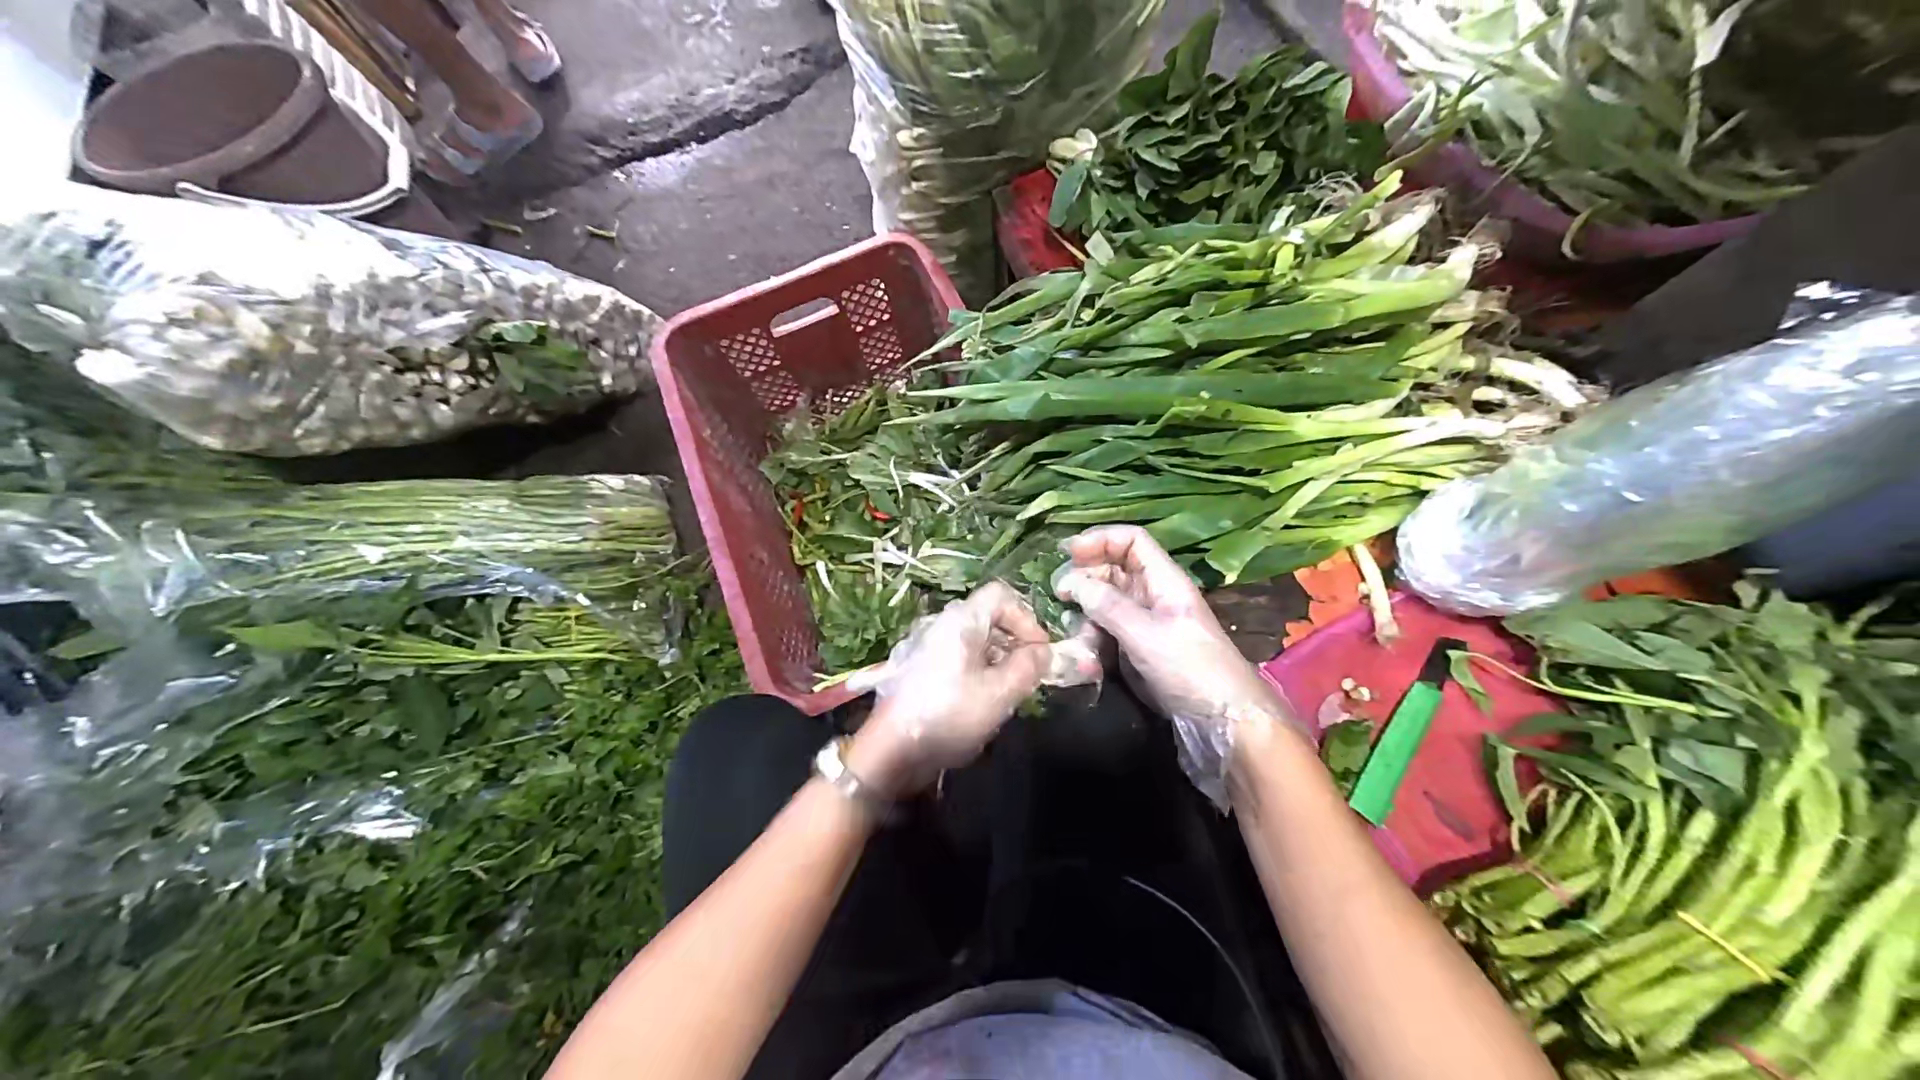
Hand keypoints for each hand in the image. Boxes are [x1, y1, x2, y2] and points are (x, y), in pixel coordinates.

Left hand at [848, 581, 1052, 796]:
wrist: (890, 751)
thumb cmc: (949, 716)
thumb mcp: (1000, 694)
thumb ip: (1029, 667)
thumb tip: (1043, 651)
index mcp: (959, 620)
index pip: (1001, 595)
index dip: (1027, 619)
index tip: (1039, 652)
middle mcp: (938, 624)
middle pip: (987, 618)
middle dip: (1014, 643)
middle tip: (1028, 676)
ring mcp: (923, 646)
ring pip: (971, 641)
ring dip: (996, 660)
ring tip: (1006, 693)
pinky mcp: (915, 670)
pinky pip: (954, 659)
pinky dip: (974, 672)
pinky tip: (977, 704)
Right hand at [1054, 526, 1302, 807]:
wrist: (1224, 723)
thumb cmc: (1192, 670)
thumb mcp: (1147, 634)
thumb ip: (1107, 605)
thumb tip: (1072, 582)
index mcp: (1165, 581)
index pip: (1131, 541)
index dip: (1100, 539)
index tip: (1068, 553)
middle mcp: (1153, 597)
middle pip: (1112, 570)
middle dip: (1084, 579)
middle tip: (1059, 595)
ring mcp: (1144, 625)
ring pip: (1104, 604)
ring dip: (1085, 616)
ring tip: (1076, 640)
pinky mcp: (1136, 651)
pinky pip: (1105, 634)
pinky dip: (1092, 641)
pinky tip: (1085, 659)